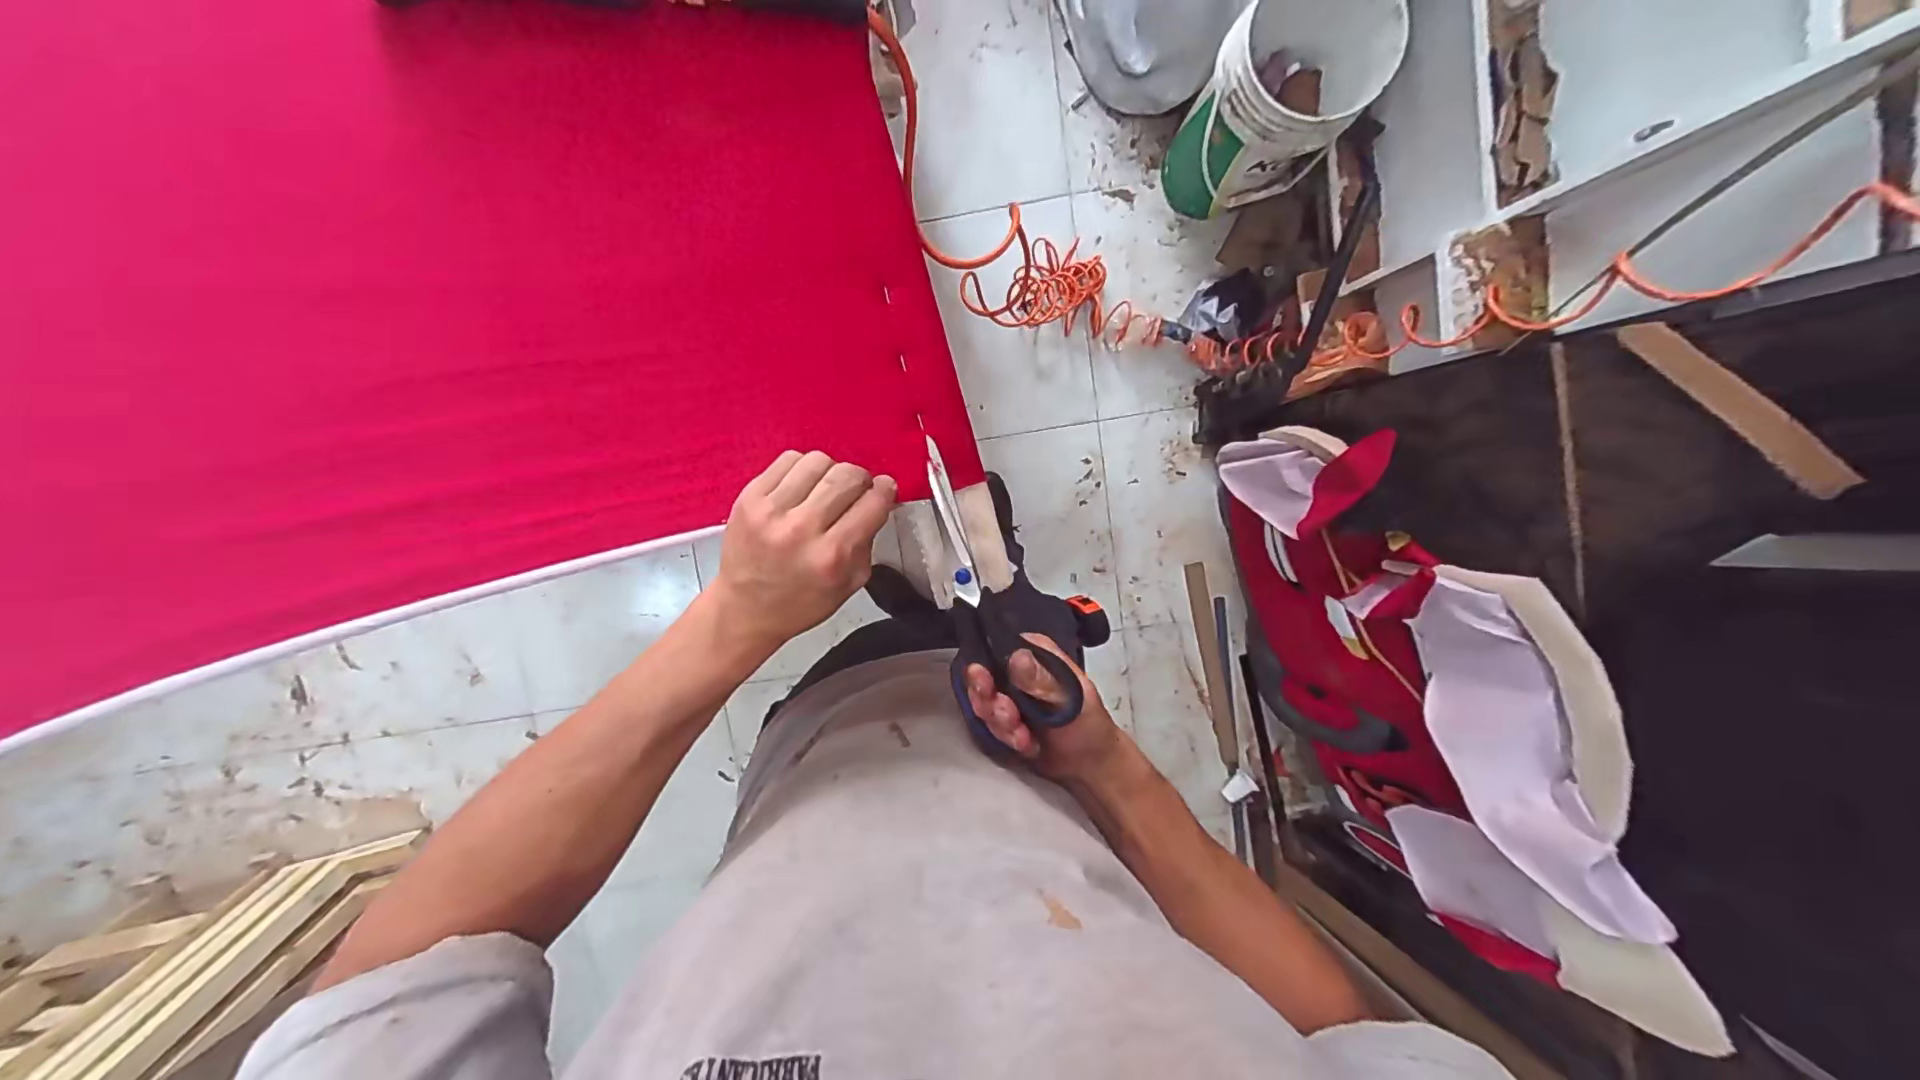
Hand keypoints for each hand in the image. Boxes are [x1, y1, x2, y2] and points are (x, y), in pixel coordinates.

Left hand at [709, 450, 897, 652]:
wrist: (745, 609)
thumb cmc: (799, 602)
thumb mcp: (851, 584)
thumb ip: (868, 541)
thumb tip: (878, 501)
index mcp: (832, 556)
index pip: (873, 502)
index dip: (885, 491)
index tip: (884, 490)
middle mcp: (802, 530)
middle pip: (848, 475)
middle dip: (860, 479)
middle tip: (856, 491)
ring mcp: (771, 511)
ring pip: (818, 461)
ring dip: (831, 471)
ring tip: (826, 489)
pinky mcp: (749, 498)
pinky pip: (787, 461)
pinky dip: (802, 468)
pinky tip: (802, 486)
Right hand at [963, 634, 1130, 783]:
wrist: (1091, 766)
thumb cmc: (1089, 726)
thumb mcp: (1071, 700)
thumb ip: (1042, 680)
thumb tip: (1017, 658)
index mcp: (1037, 653)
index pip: (998, 646)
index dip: (986, 666)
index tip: (987, 686)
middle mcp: (1019, 670)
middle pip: (983, 676)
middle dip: (990, 702)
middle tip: (1009, 716)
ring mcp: (1009, 695)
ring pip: (983, 703)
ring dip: (1001, 724)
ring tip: (1024, 737)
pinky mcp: (1003, 719)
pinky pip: (988, 725)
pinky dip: (1005, 738)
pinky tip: (1027, 745)